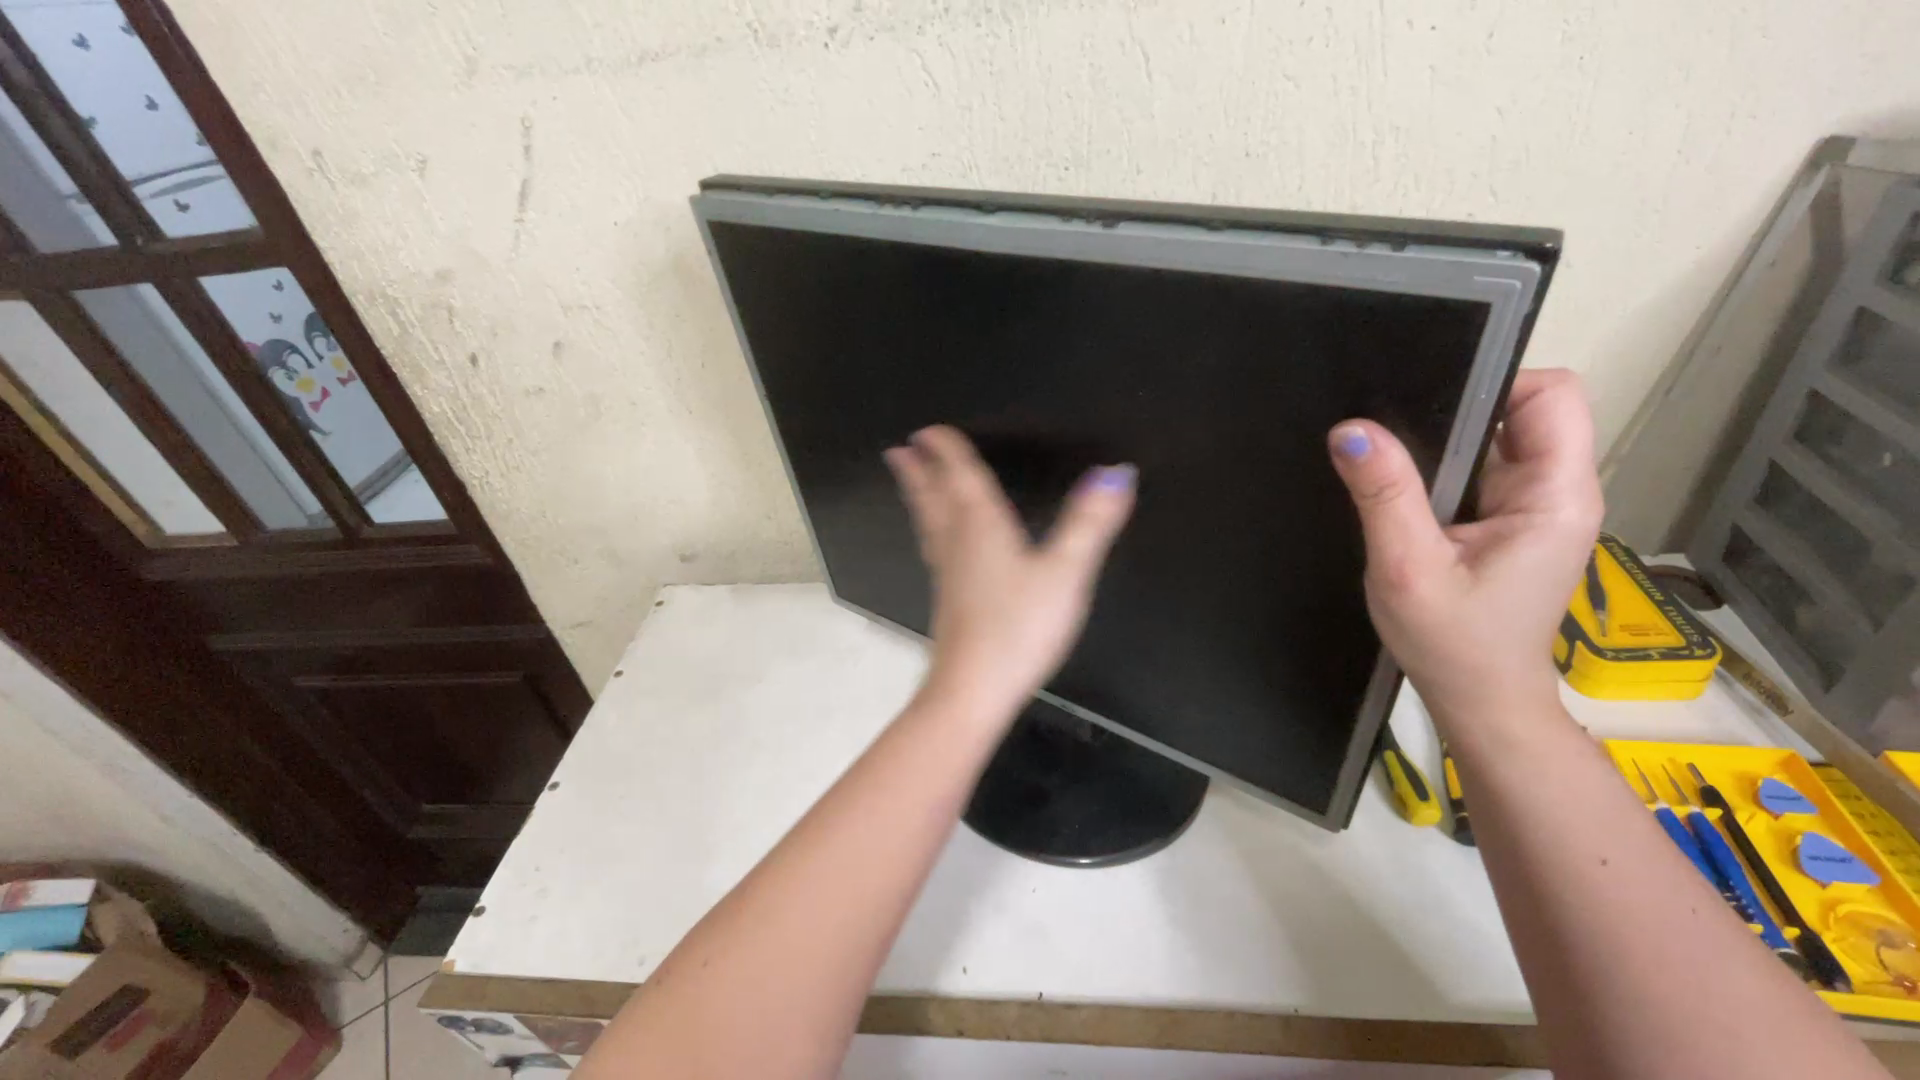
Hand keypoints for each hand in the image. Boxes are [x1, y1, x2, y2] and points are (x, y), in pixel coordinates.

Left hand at [885, 426, 1136, 721]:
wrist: (973, 689)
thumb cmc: (1019, 628)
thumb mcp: (1066, 573)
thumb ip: (1090, 524)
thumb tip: (1117, 472)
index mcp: (982, 527)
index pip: (962, 478)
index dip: (948, 451)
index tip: (928, 430)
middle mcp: (958, 544)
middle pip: (934, 498)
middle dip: (919, 471)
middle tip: (899, 449)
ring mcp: (948, 575)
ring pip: (929, 524)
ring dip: (918, 497)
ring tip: (907, 480)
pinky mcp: (948, 601)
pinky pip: (934, 549)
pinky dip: (930, 530)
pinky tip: (938, 544)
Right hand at [1327, 369, 1602, 726]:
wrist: (1478, 699)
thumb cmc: (1453, 642)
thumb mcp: (1409, 568)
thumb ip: (1385, 494)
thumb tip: (1351, 429)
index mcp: (1556, 496)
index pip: (1552, 395)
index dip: (1495, 382)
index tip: (1426, 402)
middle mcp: (1557, 491)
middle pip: (1525, 409)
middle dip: (1461, 408)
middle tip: (1395, 429)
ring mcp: (1534, 507)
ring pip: (1499, 436)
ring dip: (1449, 439)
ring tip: (1393, 456)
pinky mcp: (1509, 522)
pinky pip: (1482, 467)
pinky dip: (1444, 464)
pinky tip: (1404, 483)